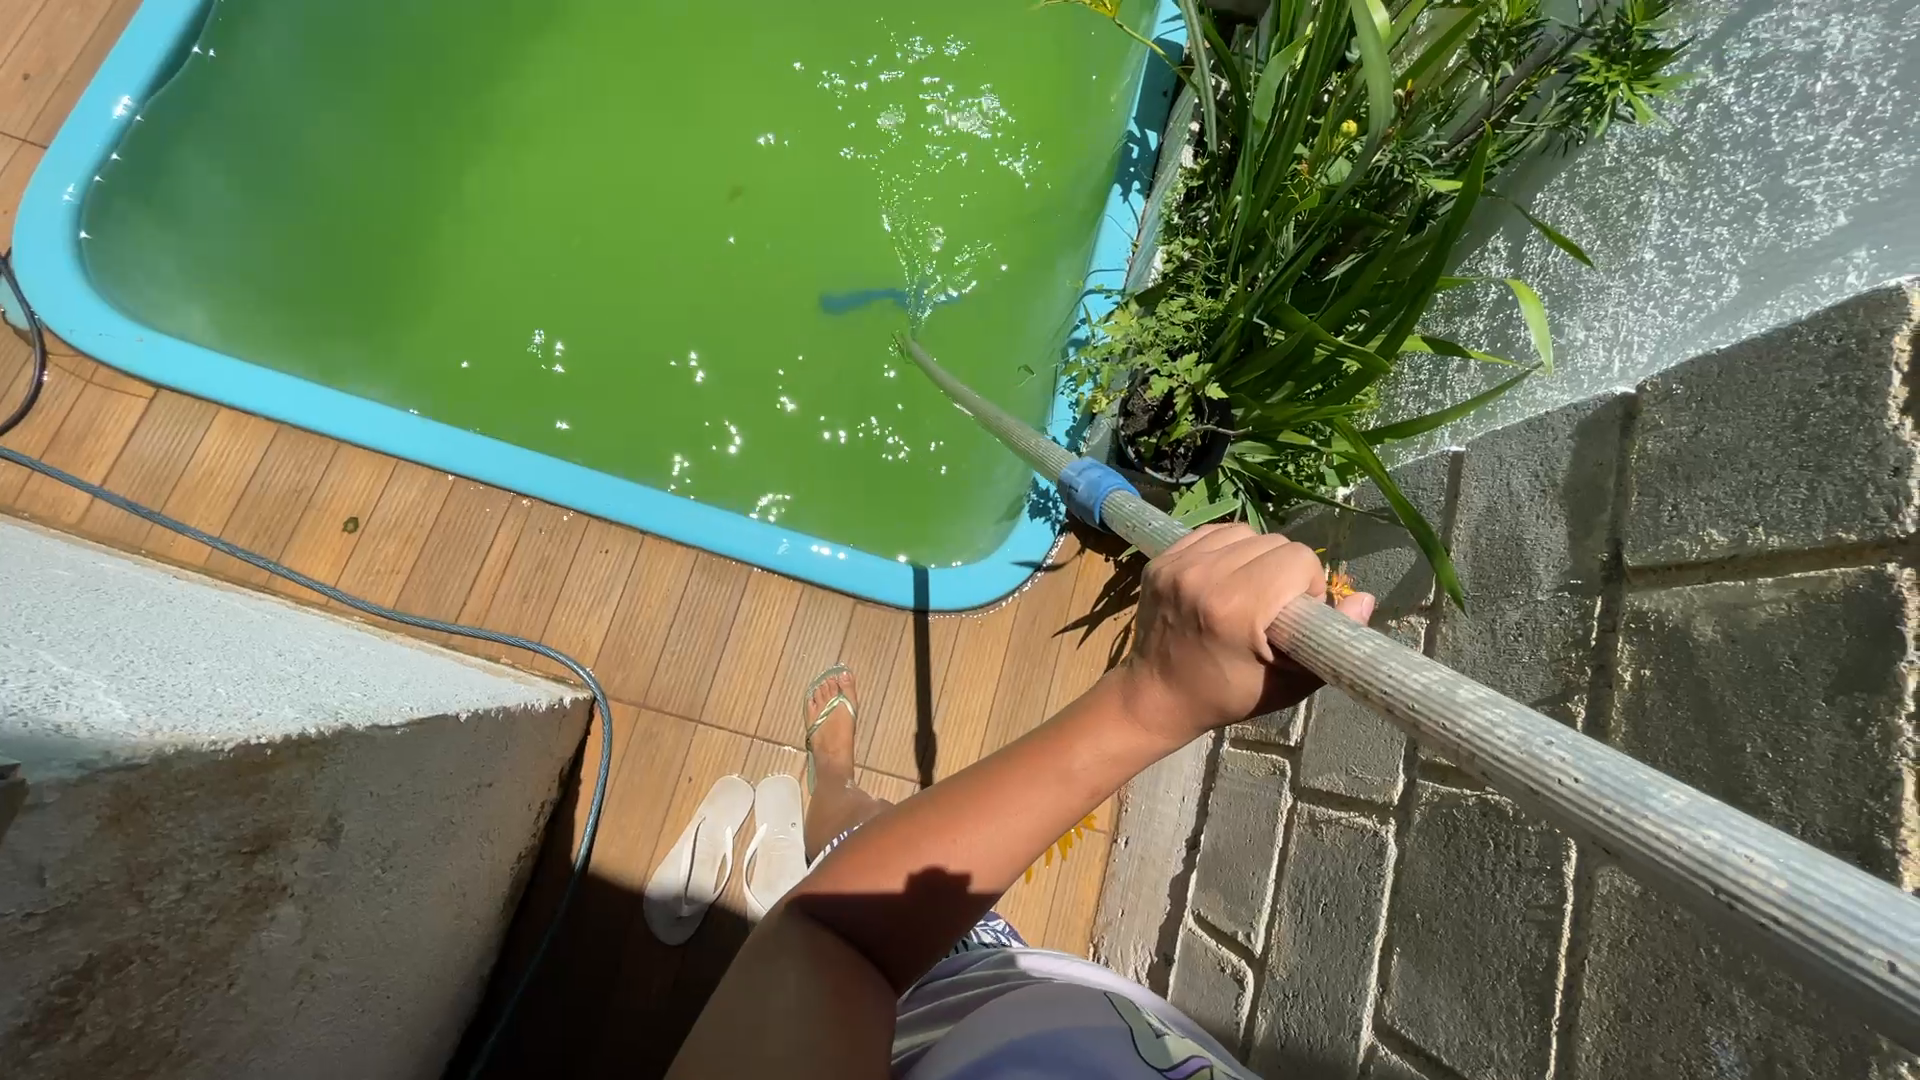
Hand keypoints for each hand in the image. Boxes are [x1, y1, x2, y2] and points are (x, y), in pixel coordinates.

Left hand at [1113, 523, 1375, 746]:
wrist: (1156, 695)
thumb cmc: (1226, 695)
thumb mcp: (1289, 682)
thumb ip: (1332, 640)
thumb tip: (1365, 598)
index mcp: (1236, 607)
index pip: (1298, 558)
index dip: (1307, 585)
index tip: (1294, 614)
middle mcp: (1203, 576)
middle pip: (1273, 541)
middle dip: (1284, 570)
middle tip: (1272, 605)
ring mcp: (1176, 565)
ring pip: (1242, 532)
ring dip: (1255, 555)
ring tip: (1248, 589)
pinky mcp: (1160, 560)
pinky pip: (1209, 534)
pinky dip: (1225, 550)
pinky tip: (1223, 578)